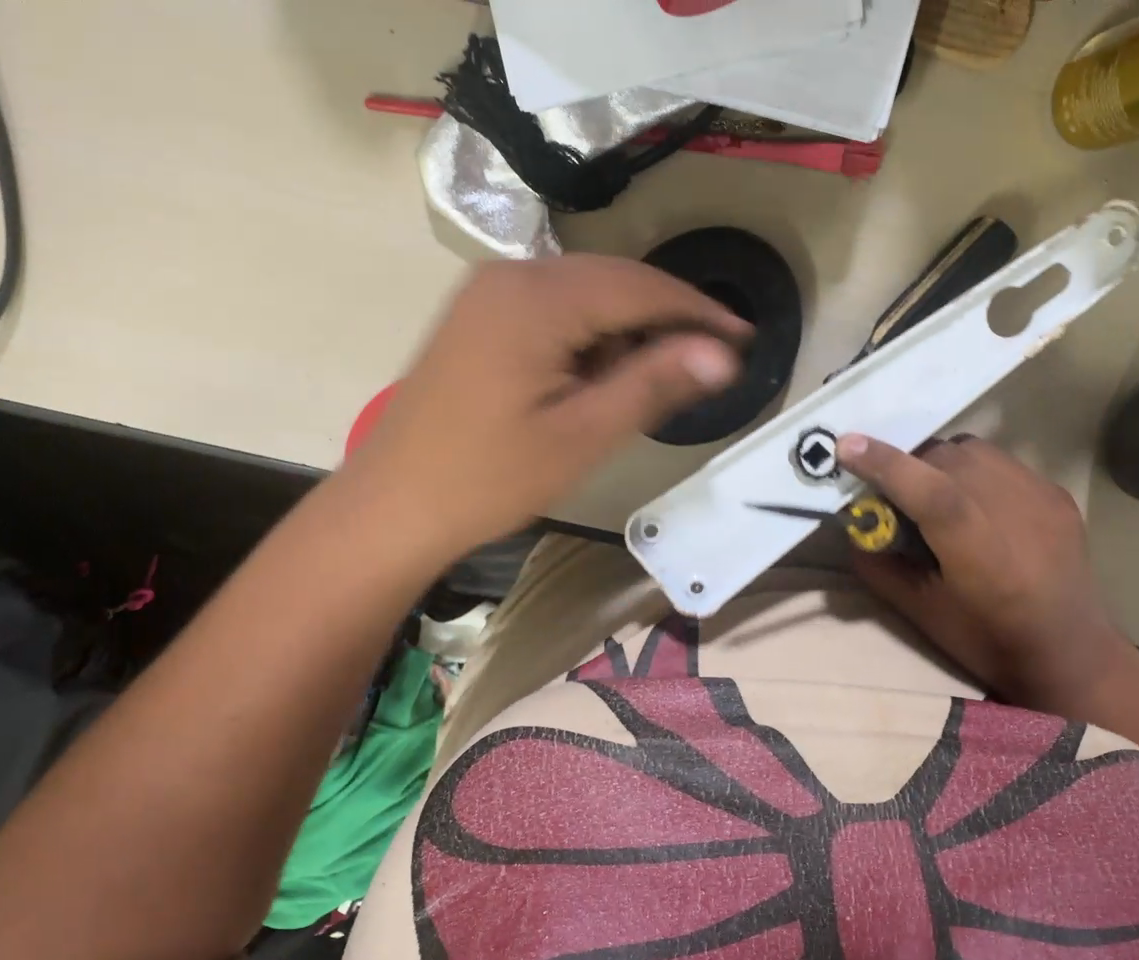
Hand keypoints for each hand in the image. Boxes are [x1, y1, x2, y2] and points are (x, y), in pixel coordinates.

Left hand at [341, 256, 747, 563]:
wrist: (391, 505)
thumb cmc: (488, 479)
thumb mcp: (581, 436)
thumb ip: (654, 384)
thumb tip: (725, 353)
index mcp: (536, 297)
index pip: (641, 287)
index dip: (700, 311)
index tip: (746, 338)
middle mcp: (510, 275)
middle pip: (613, 281)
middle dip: (666, 317)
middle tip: (712, 361)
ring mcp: (487, 292)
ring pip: (584, 294)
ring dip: (627, 328)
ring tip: (656, 378)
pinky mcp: (477, 316)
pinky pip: (553, 308)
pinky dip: (589, 335)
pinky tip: (601, 374)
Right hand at [835, 434, 1134, 708]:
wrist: (1070, 651)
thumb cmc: (989, 641)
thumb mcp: (921, 614)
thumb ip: (881, 568)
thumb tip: (855, 530)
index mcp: (978, 551)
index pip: (930, 490)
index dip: (885, 464)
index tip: (846, 446)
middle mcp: (1014, 511)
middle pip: (948, 458)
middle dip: (910, 464)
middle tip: (891, 493)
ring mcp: (1040, 496)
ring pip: (974, 450)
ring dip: (941, 462)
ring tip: (933, 494)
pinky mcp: (1055, 493)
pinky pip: (1001, 463)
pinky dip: (974, 472)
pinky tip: (973, 505)